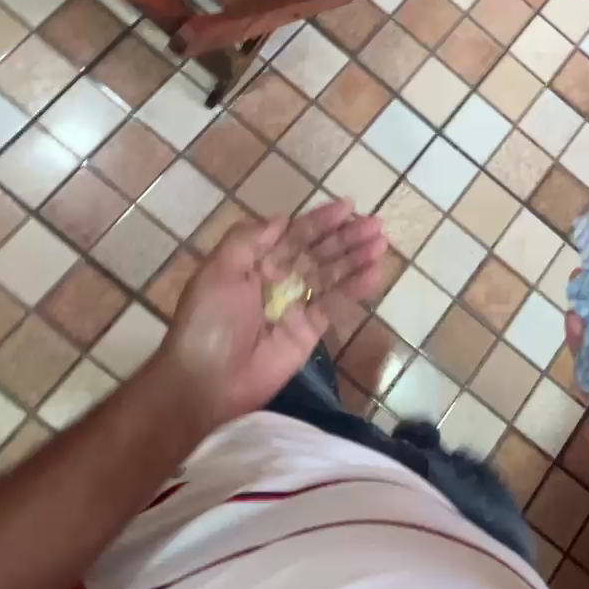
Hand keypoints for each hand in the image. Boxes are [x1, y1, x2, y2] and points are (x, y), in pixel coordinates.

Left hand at [150, 200, 386, 435]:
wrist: (207, 382)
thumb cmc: (209, 321)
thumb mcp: (218, 271)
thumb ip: (249, 240)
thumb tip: (283, 219)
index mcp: (256, 262)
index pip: (295, 234)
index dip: (320, 220)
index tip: (347, 207)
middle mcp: (280, 278)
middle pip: (319, 251)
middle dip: (346, 237)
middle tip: (375, 225)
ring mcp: (297, 304)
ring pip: (332, 274)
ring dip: (356, 258)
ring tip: (381, 244)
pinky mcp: (310, 330)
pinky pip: (335, 303)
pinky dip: (355, 288)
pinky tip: (374, 273)